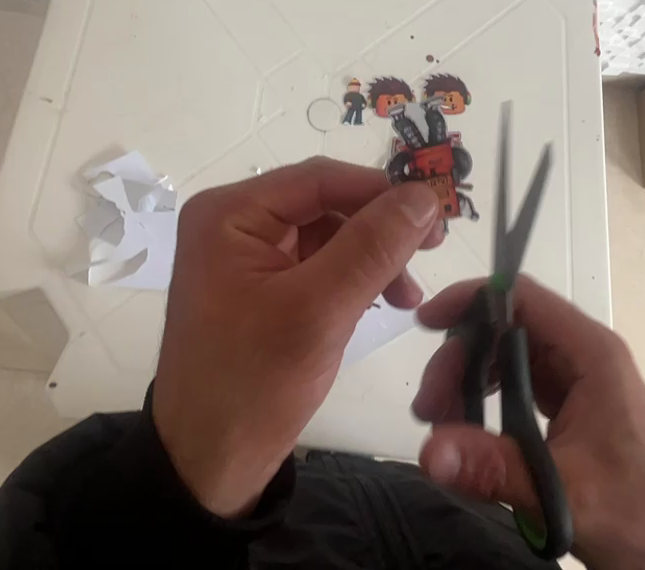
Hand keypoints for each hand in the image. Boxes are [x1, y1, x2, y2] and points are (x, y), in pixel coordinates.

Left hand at [152, 158, 444, 517]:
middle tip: (431, 252)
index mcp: (230, 214)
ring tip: (407, 296)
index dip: (380, 190)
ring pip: (327, 234)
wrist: (208, 465)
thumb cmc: (253, 384)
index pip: (318, 179)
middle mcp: (233, 222)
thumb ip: (372, 247)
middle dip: (378, 229)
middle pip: (323, 204)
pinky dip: (353, 278)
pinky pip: (317, 263)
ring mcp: (245, 255)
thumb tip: (424, 195)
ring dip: (371, 257)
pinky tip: (380, 301)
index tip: (436, 213)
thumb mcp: (319, 310)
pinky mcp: (260, 285)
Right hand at [413, 276, 644, 569]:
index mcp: (592, 354)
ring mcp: (579, 381)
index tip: (428, 323)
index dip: (471, 300)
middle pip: (506, 328)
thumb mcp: (561, 492)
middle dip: (461, 359)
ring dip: (469, 380)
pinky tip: (468, 430)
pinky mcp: (573, 407)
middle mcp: (584, 356)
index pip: (522, 298)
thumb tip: (429, 451)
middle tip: (429, 407)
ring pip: (508, 356)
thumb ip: (494, 467)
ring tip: (442, 423)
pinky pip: (518, 385)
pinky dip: (487, 400)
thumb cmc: (639, 519)